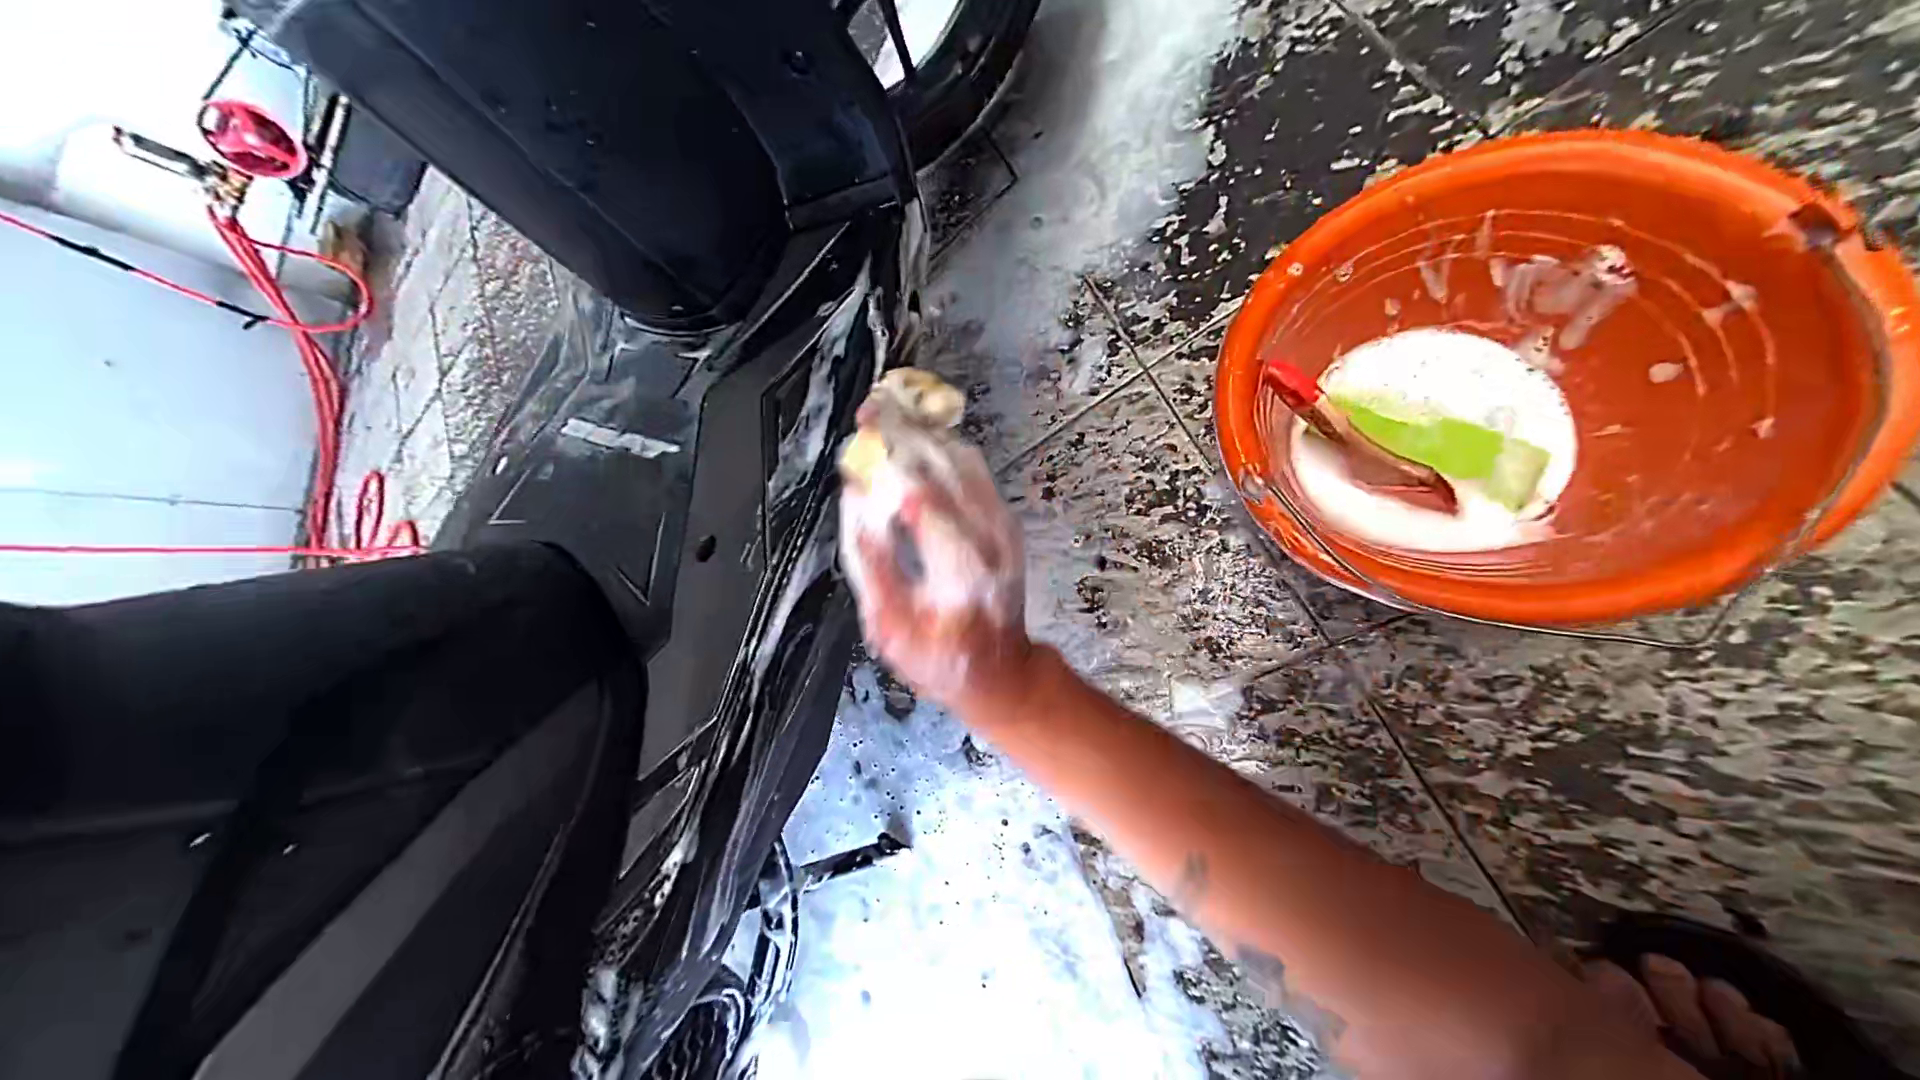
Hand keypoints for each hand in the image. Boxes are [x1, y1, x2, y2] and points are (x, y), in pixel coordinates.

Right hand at [838, 435, 1032, 710]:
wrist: (997, 668)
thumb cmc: (942, 655)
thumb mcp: (889, 624)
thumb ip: (870, 561)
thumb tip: (858, 499)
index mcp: (960, 572)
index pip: (926, 498)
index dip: (895, 460)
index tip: (866, 435)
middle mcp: (990, 542)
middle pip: (948, 466)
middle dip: (905, 434)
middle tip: (871, 413)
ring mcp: (1002, 529)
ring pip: (966, 460)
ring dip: (926, 434)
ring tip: (889, 418)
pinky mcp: (1005, 522)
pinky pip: (976, 469)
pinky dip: (944, 447)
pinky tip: (919, 440)